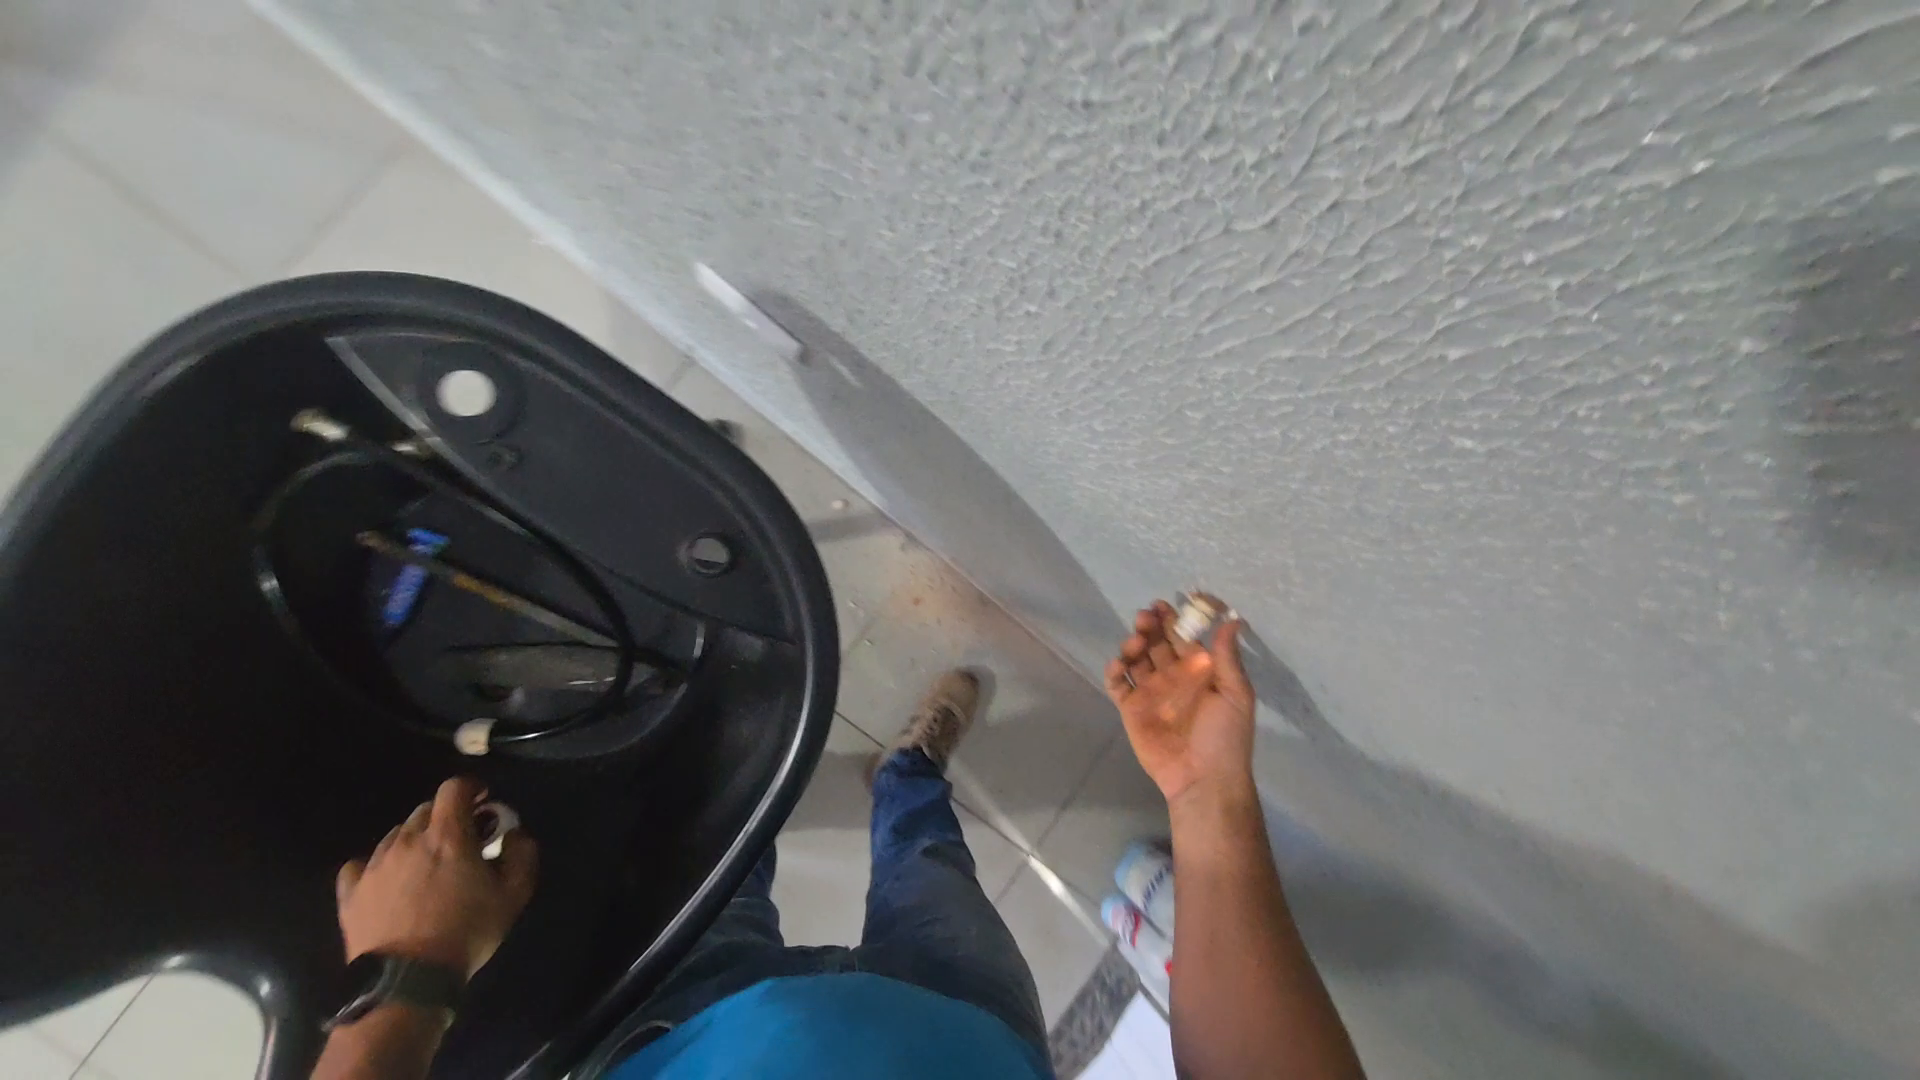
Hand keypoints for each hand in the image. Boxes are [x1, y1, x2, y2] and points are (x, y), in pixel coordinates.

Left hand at [334, 777, 537, 979]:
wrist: (406, 982)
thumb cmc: (466, 931)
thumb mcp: (514, 893)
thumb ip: (522, 853)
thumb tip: (515, 833)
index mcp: (448, 835)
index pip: (454, 788)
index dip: (471, 788)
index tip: (483, 801)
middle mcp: (408, 841)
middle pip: (425, 809)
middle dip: (446, 816)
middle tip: (461, 838)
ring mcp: (374, 867)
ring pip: (396, 835)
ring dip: (415, 839)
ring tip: (427, 863)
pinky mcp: (350, 894)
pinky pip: (361, 865)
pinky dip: (378, 865)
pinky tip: (389, 879)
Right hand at [1105, 598, 1256, 805]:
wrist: (1204, 778)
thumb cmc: (1225, 736)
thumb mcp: (1236, 694)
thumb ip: (1227, 658)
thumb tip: (1233, 620)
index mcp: (1197, 670)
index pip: (1181, 637)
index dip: (1172, 620)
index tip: (1163, 605)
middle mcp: (1171, 676)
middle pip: (1155, 643)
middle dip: (1149, 626)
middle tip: (1145, 617)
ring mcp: (1149, 691)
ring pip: (1135, 658)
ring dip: (1132, 644)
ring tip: (1135, 641)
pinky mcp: (1131, 708)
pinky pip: (1117, 684)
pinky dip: (1114, 671)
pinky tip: (1119, 665)